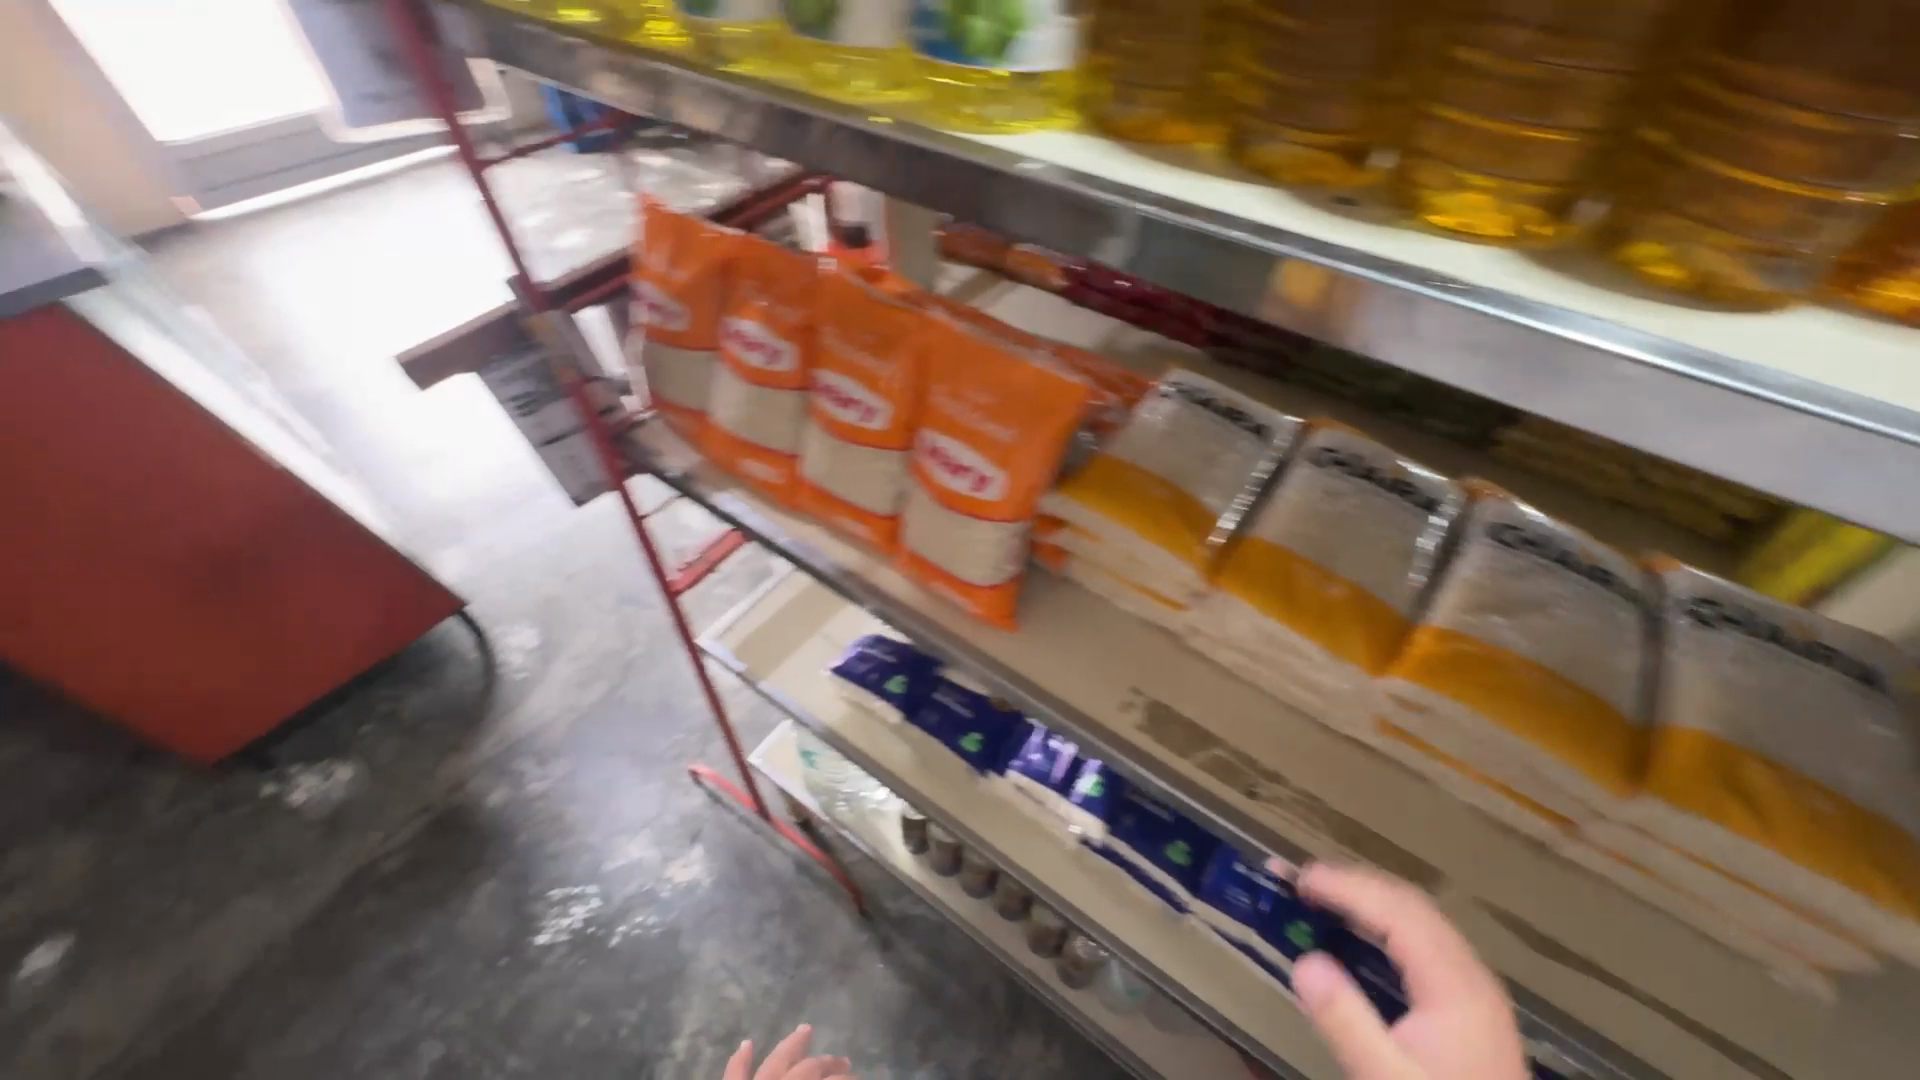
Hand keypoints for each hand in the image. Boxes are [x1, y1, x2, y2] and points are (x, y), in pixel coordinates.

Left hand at [722, 1024, 854, 1079]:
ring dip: (791, 1046)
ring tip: (805, 1029)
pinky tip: (747, 1043)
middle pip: (807, 1069)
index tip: (859, 1075)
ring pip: (775, 1062)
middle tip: (844, 1061)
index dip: (844, 1076)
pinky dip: (740, 1060)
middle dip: (827, 1062)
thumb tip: (851, 1078)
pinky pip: (735, 1075)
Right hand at [1291, 864, 1527, 1079]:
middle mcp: (1471, 975)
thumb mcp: (1385, 1076)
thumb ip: (1346, 1021)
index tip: (1299, 878)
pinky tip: (1360, 934)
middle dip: (1354, 884)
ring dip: (1369, 899)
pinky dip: (1385, 921)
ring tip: (1322, 895)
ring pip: (1420, 919)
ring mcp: (1475, 988)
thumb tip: (1303, 961)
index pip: (1396, 912)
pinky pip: (1425, 940)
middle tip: (1301, 880)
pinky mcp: (1470, 1004)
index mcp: (1455, 986)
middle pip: (1411, 905)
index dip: (1346, 887)